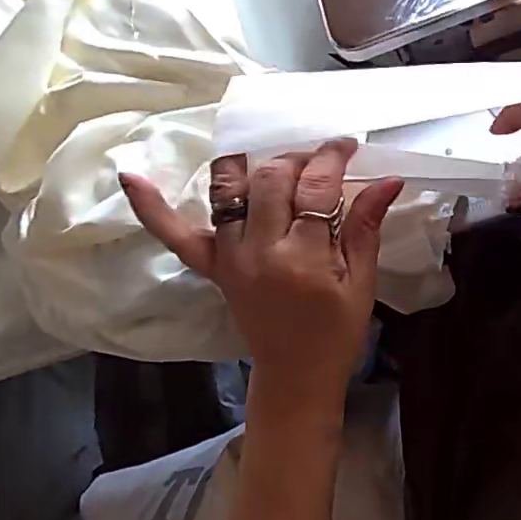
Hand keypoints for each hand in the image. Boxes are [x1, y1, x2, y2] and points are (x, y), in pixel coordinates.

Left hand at [121, 139, 403, 420]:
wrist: (296, 374)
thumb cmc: (336, 332)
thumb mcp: (361, 283)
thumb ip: (366, 227)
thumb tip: (389, 179)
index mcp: (304, 259)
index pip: (316, 188)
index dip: (332, 157)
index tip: (346, 144)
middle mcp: (259, 251)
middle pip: (272, 178)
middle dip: (299, 158)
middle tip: (319, 162)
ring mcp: (229, 257)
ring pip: (228, 189)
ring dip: (248, 163)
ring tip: (275, 162)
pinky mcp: (212, 266)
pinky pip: (175, 233)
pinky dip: (151, 205)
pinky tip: (131, 175)